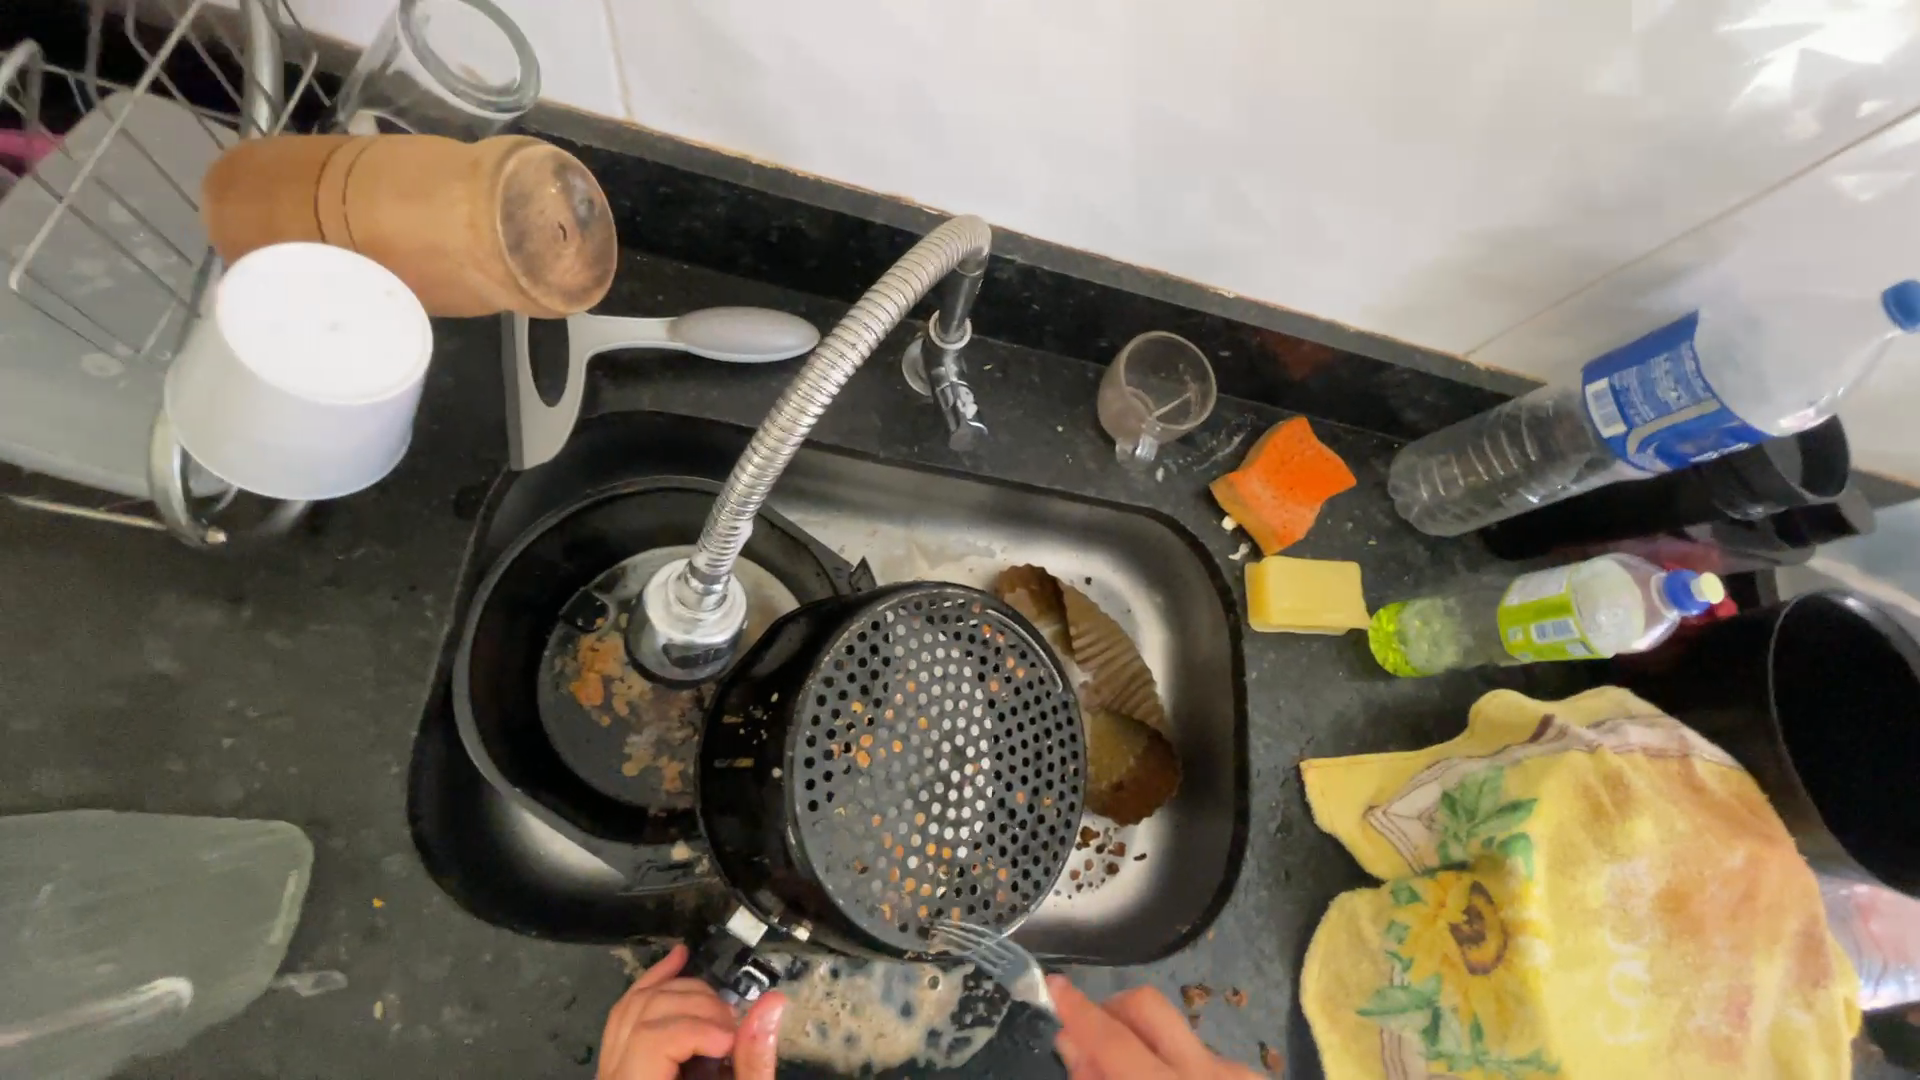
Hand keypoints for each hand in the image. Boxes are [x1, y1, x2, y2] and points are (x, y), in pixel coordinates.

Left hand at [597, 944, 786, 1079]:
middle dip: (699, 1009)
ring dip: (681, 992)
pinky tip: (680, 959)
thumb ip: (752, 1062)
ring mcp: (609, 1077)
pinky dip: (654, 984)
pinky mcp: (618, 1071)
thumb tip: (773, 1001)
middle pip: (647, 1014)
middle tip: (735, 1033)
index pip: (657, 1037)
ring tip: (721, 1007)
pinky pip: (623, 1016)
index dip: (701, 1027)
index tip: (736, 1041)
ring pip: (632, 1008)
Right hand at [1048, 976, 1264, 1079]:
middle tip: (1087, 1040)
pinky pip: (1197, 1055)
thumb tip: (1074, 1047)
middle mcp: (1209, 1072)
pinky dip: (1170, 1067)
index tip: (1053, 985)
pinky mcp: (1253, 1078)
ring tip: (1126, 1076)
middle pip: (1145, 1005)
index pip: (1113, 1039)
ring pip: (1171, 1030)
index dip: (1078, 1011)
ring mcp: (1237, 1073)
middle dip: (1108, 1009)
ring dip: (1140, 1045)